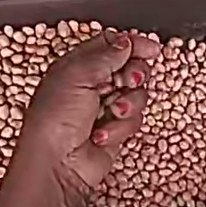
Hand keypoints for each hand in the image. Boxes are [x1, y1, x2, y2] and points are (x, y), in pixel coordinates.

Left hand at [9, 28, 160, 206]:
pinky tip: (102, 136)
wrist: (56, 164)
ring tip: (113, 113)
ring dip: (128, 104)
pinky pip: (134, 121)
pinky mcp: (115, 131)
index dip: (132, 44)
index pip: (111, 45)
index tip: (151, 48)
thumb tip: (126, 42)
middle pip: (130, 68)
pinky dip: (121, 128)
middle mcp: (92, 86)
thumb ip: (105, 55)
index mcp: (78, 66)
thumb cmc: (54, 121)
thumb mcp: (77, 75)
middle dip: (134, 74)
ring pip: (137, 95)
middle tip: (128, 81)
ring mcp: (105, 109)